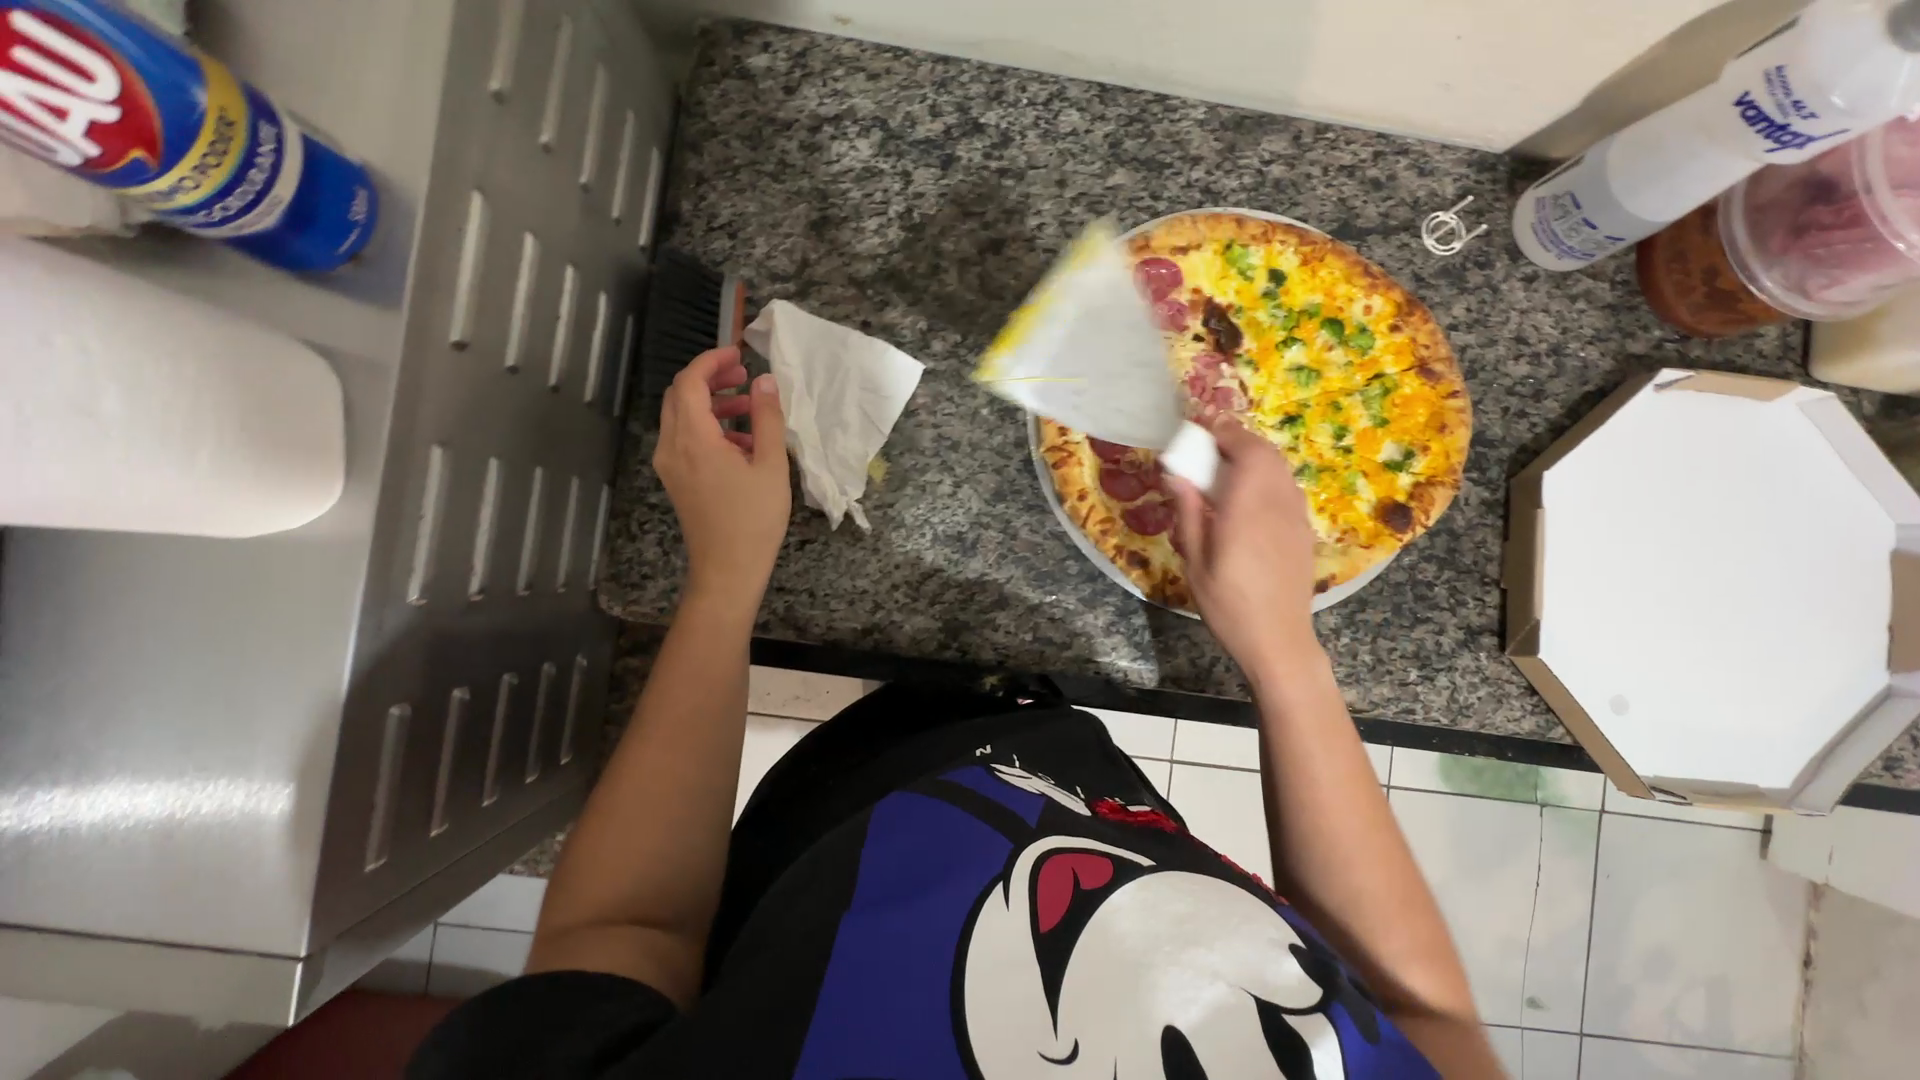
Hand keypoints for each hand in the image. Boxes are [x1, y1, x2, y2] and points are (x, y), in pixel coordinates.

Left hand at [652, 345, 791, 607]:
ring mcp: (670, 465)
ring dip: (711, 403)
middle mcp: (672, 447)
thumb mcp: (771, 465)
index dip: (711, 361)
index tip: (738, 354)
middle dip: (709, 378)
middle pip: (679, 395)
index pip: (689, 382)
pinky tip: (741, 440)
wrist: (728, 570)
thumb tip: (766, 381)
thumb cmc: (755, 520)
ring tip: (750, 405)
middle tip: (744, 374)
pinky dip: (708, 426)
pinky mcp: (676, 479)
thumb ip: (767, 417)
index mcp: (693, 439)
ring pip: (681, 417)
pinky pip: (685, 439)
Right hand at [1168, 415, 1321, 676]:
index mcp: (1247, 508)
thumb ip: (1188, 511)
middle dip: (1238, 438)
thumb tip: (1175, 472)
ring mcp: (1296, 516)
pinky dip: (1267, 476)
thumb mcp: (1195, 560)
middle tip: (1209, 444)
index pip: (1244, 449)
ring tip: (1226, 466)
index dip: (1223, 431)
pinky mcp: (1304, 530)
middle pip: (1266, 452)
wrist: (1279, 640)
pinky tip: (1248, 495)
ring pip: (1280, 467)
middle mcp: (1278, 503)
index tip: (1199, 427)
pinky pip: (1287, 487)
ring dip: (1254, 455)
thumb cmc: (1228, 605)